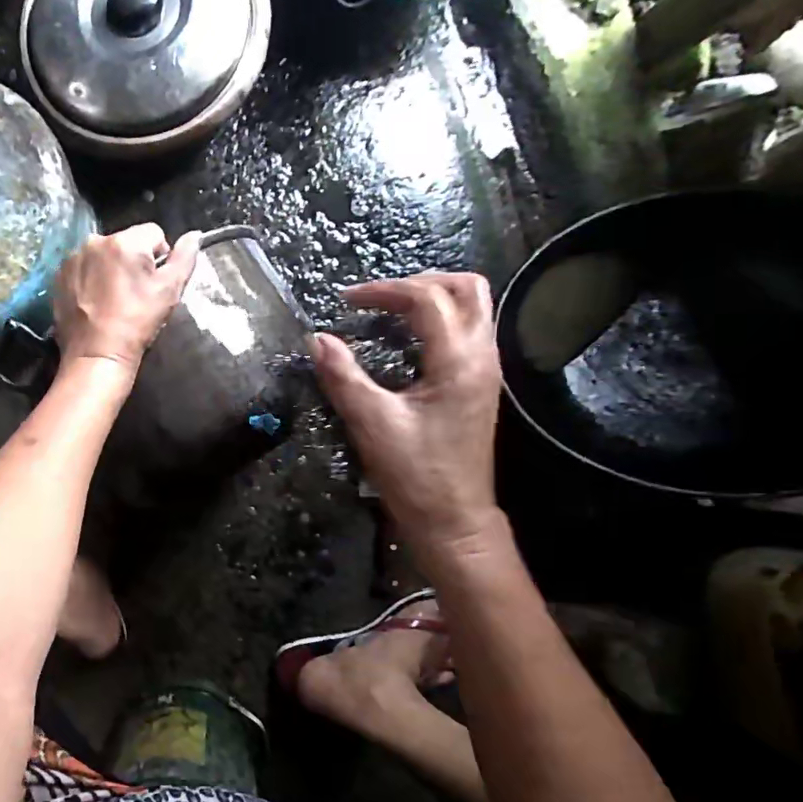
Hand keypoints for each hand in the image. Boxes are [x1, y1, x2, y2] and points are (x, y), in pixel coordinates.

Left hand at [54, 223, 201, 372]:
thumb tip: (194, 235)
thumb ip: (185, 257)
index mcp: (125, 241)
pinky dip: (91, 280)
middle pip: (126, 242)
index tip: (154, 282)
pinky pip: (83, 269)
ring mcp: (73, 259)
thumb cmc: (137, 321)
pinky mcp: (59, 276)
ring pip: (103, 255)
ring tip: (114, 299)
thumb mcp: (170, 290)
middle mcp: (95, 242)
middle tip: (136, 293)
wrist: (97, 353)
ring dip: (110, 269)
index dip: (160, 257)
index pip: (153, 233)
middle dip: (133, 261)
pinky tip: (96, 303)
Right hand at [313, 272, 502, 546]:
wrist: (453, 519)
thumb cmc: (414, 474)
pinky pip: (468, 330)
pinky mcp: (479, 385)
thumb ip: (343, 376)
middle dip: (419, 282)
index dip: (384, 290)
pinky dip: (439, 319)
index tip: (345, 301)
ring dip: (432, 298)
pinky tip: (406, 338)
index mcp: (458, 361)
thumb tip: (316, 339)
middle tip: (377, 297)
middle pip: (466, 289)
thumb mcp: (371, 424)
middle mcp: (482, 357)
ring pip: (473, 307)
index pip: (427, 299)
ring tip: (389, 310)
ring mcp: (486, 370)